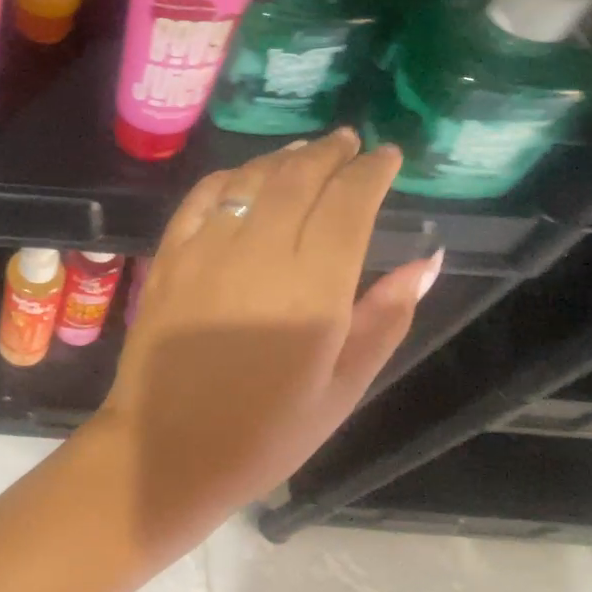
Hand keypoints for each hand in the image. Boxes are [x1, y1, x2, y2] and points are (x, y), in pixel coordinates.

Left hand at [83, 130, 442, 555]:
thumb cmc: (265, 433)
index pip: (349, 203)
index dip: (371, 172)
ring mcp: (207, 250)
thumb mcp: (343, 388)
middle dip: (329, 154)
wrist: (167, 448)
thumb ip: (384, 318)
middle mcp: (260, 253)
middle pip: (299, 179)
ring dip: (282, 159)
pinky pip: (201, 200)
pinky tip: (242, 177)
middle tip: (348, 143)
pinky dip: (228, 178)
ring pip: (250, 181)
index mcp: (314, 287)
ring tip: (305, 152)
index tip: (388, 157)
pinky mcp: (169, 258)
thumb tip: (425, 261)